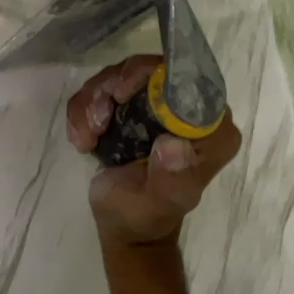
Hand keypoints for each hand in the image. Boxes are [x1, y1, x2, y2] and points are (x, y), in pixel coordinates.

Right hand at [66, 55, 242, 245]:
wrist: (123, 225)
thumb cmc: (146, 215)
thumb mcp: (160, 202)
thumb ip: (171, 177)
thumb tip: (173, 146)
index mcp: (210, 130)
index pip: (187, 79)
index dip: (149, 76)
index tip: (120, 96)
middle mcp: (188, 110)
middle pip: (146, 68)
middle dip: (111, 89)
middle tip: (96, 122)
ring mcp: (156, 105)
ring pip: (119, 75)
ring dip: (93, 102)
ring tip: (87, 136)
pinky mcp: (130, 107)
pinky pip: (101, 88)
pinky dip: (84, 109)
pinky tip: (83, 137)